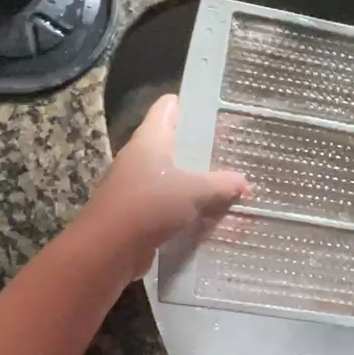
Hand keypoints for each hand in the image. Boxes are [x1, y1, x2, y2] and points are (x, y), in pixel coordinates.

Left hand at [79, 93, 249, 272]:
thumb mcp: (195, 192)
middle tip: (234, 155)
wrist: (109, 250)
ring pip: (174, 178)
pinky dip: (188, 211)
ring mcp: (137, 186)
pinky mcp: (138, 214)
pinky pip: (170, 206)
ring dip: (198, 185)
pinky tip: (211, 218)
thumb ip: (223, 185)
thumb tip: (245, 184)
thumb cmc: (150, 205)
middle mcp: (141, 157)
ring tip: (230, 188)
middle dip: (203, 151)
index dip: (193, 104)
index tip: (221, 113)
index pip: (169, 106)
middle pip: (175, 144)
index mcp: (150, 138)